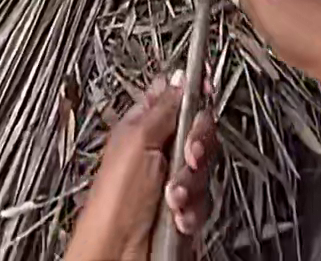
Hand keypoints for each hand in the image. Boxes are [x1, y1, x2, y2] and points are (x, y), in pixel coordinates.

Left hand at [65, 71, 217, 260]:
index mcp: (143, 121)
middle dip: (198, 141)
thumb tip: (180, 78)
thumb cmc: (114, 199)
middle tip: (188, 152)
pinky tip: (177, 215)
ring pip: (205, 164)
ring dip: (191, 181)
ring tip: (173, 194)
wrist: (119, 255)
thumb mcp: (139, 139)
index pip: (174, 93)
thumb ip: (165, 108)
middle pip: (197, 126)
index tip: (205, 86)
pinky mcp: (186, 206)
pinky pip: (206, 198)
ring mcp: (174, 177)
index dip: (191, 89)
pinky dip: (193, 208)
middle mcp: (160, 146)